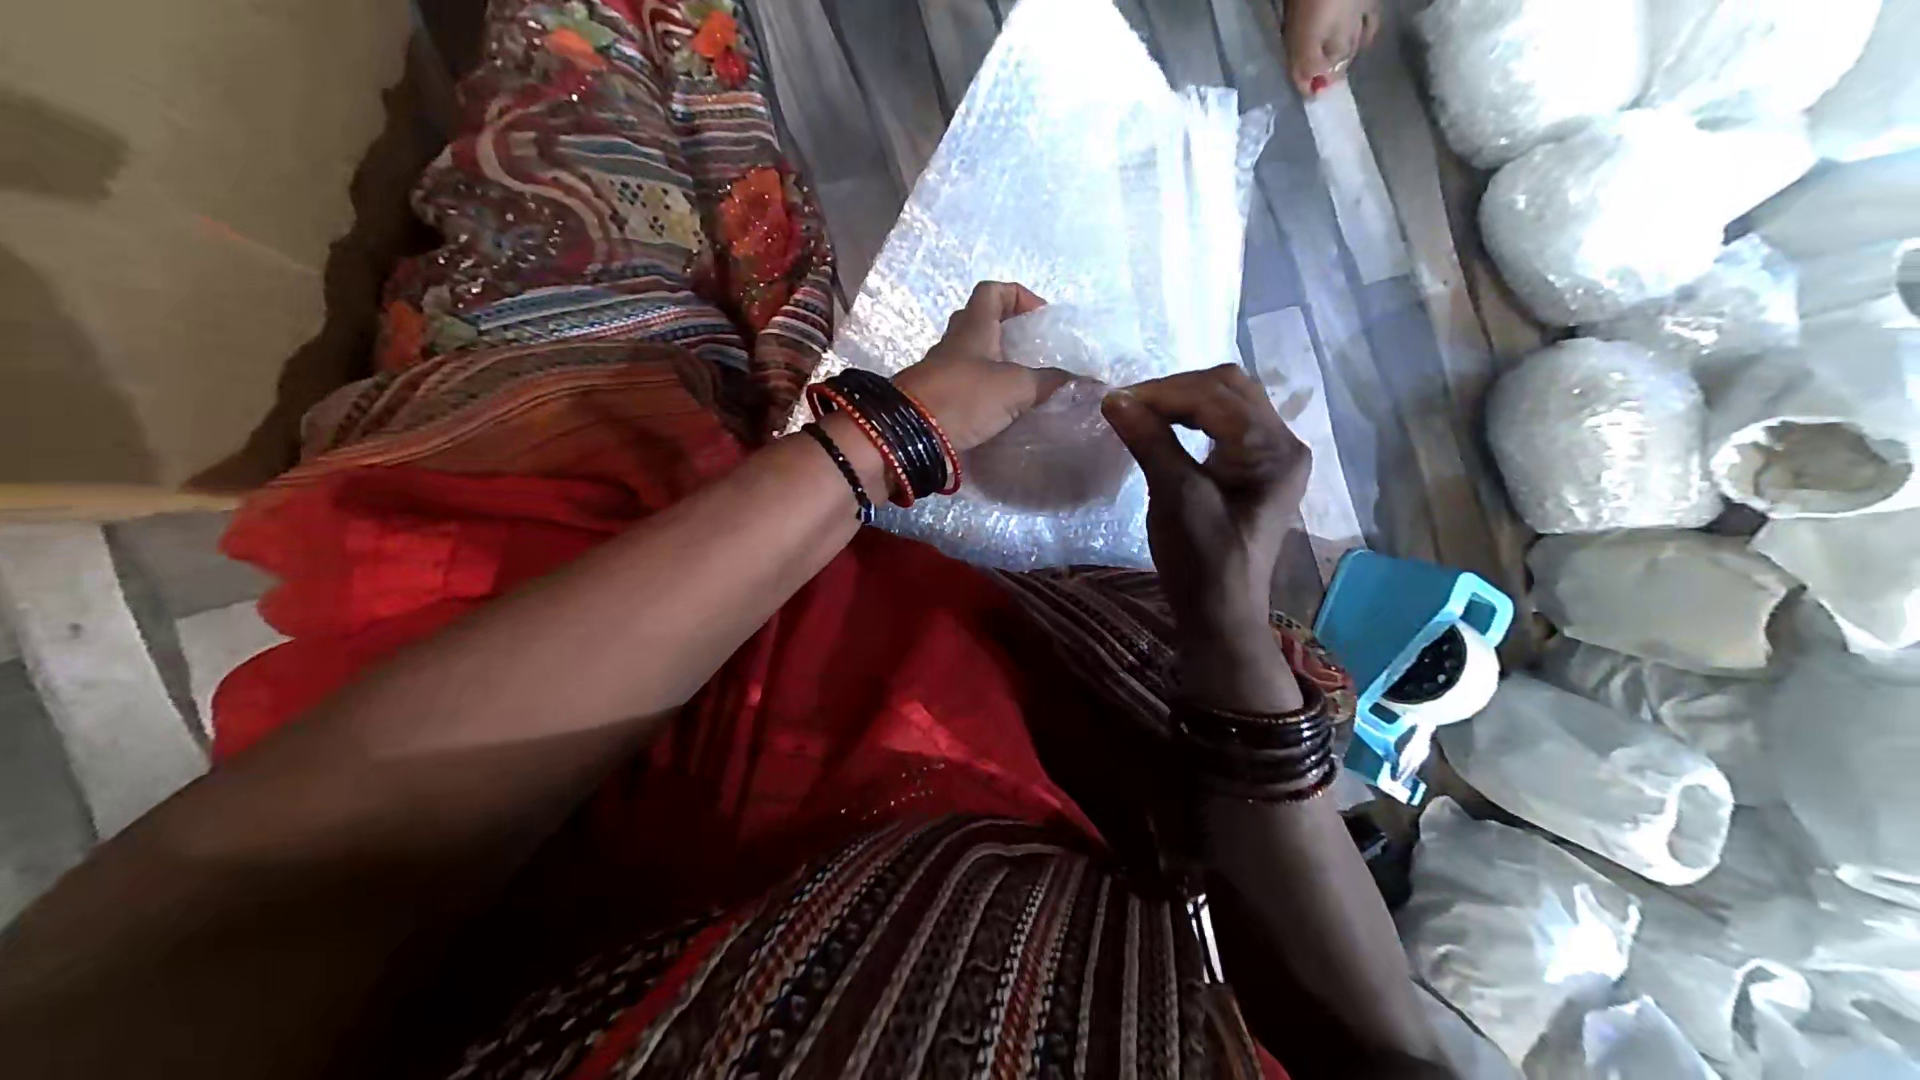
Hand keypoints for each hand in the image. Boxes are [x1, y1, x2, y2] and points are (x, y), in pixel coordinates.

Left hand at [893, 282, 1072, 451]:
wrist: (911, 437)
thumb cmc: (964, 398)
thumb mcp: (1015, 387)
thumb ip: (1047, 382)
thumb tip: (1080, 379)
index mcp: (972, 328)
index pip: (992, 291)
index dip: (1018, 295)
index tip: (1041, 317)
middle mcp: (954, 345)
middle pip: (981, 323)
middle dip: (1008, 332)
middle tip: (1034, 353)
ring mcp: (941, 374)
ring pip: (973, 358)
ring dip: (997, 366)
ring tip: (1024, 385)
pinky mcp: (938, 402)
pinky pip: (966, 387)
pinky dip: (985, 393)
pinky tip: (1004, 411)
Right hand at [1101, 365, 1311, 710]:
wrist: (1221, 614)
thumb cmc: (1201, 563)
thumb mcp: (1175, 498)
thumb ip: (1151, 442)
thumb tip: (1115, 400)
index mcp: (1273, 450)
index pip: (1216, 396)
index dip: (1163, 392)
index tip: (1116, 402)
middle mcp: (1284, 442)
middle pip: (1229, 387)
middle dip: (1175, 389)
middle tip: (1129, 405)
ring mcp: (1275, 454)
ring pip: (1229, 400)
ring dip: (1184, 399)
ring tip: (1142, 412)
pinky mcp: (1259, 466)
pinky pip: (1228, 422)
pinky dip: (1194, 416)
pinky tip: (1167, 425)